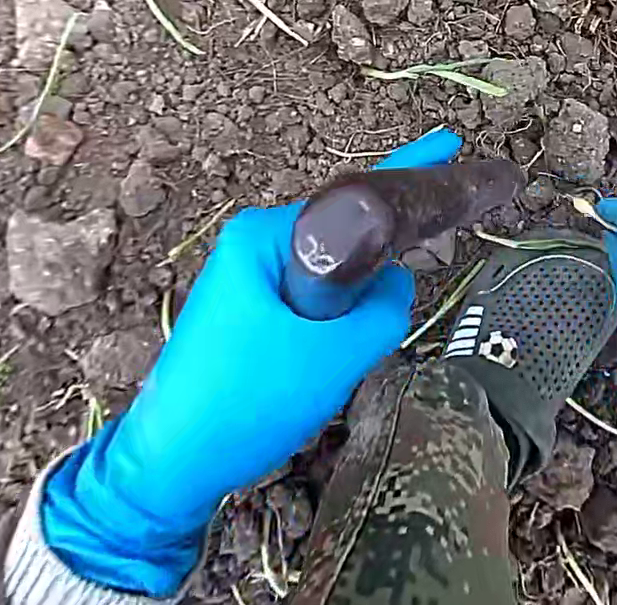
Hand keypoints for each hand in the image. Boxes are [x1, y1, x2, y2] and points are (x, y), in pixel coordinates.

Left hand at [40, 128, 460, 593]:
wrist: (167, 471)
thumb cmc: (249, 403)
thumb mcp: (340, 354)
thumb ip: (389, 305)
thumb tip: (397, 281)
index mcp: (267, 236)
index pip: (356, 194)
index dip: (411, 171)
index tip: (450, 144)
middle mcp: (256, 240)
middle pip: (348, 222)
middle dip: (396, 228)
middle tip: (443, 230)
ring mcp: (250, 271)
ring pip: (335, 256)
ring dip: (371, 269)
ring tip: (406, 281)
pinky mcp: (253, 301)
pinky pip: (317, 280)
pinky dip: (349, 290)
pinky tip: (371, 304)